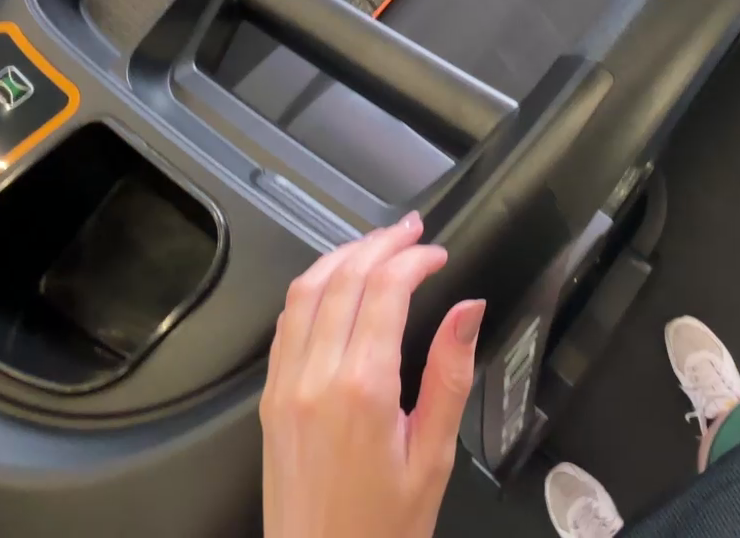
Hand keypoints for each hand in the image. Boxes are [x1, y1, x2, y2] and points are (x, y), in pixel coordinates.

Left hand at [262, 212, 486, 537]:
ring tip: (377, 242)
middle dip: (381, 242)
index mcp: (363, 388)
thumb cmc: (385, 526)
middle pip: (345, 276)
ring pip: (307, 288)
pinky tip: (336, 281)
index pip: (386, 289)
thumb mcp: (434, 457)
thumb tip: (468, 309)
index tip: (438, 254)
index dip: (414, 258)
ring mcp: (286, 383)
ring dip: (344, 254)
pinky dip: (313, 285)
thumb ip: (450, 375)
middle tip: (413, 230)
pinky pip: (287, 320)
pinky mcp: (271, 397)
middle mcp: (316, 375)